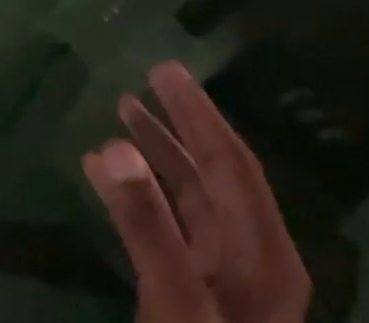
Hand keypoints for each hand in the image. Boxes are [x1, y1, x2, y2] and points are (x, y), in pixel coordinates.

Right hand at [83, 62, 310, 322]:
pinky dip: (142, 191)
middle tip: (145, 77)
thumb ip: (146, 225)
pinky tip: (107, 175)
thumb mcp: (174, 302)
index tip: (165, 69)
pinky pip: (173, 224)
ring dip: (160, 154)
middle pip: (217, 175)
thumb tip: (113, 146)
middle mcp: (252, 258)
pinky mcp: (199, 293)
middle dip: (181, 125)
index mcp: (262, 255)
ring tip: (121, 113)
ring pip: (194, 197)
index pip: (231, 165)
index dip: (199, 114)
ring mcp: (227, 278)